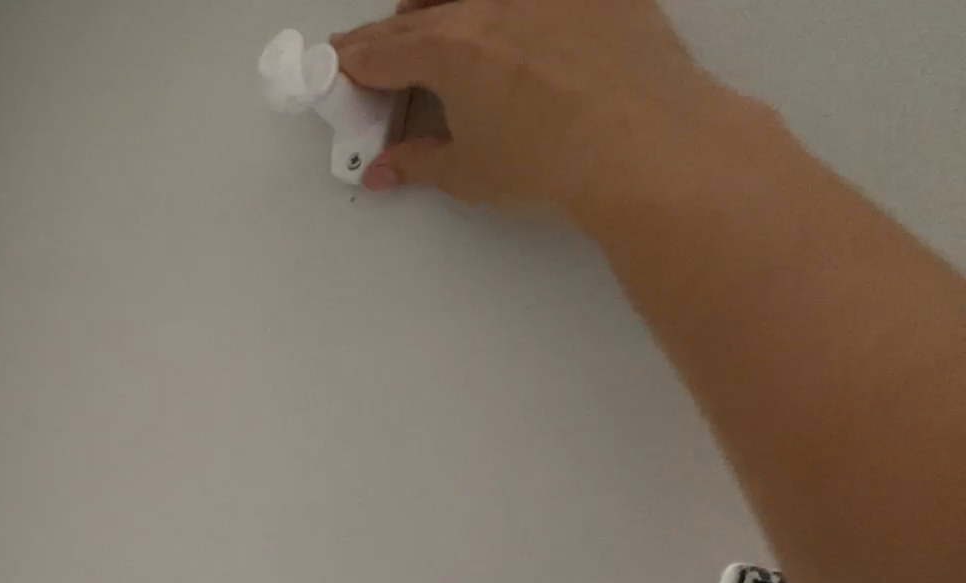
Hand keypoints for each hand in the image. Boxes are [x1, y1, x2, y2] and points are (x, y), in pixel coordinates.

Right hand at [331, 0, 761, 216]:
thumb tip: (383, 169)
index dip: (348, 64)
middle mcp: (494, 3)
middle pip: (420, 15)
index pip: (379, 52)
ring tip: (423, 15)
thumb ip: (416, 160)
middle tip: (368, 56)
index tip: (332, 73)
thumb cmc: (547, 158)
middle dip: (385, 37)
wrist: (646, 144)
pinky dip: (500, 8)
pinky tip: (501, 21)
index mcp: (451, 46)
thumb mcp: (465, 170)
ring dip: (437, 5)